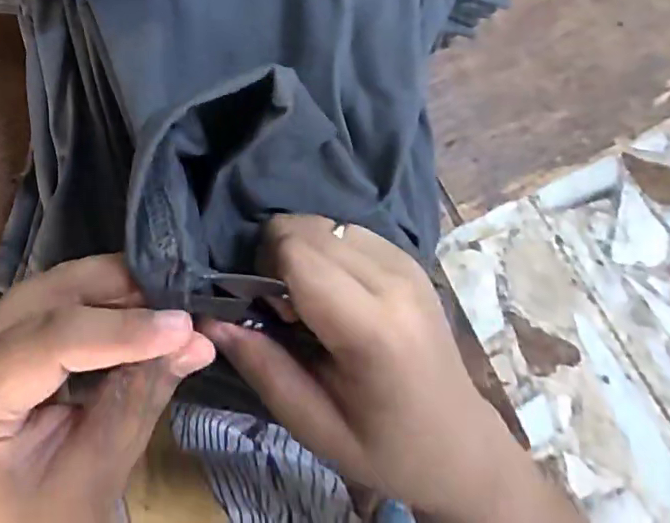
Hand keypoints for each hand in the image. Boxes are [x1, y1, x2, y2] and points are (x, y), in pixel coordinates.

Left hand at [0, 254, 215, 522]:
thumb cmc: (37, 520)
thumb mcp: (92, 474)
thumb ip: (139, 397)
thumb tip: (198, 339)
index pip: (53, 340)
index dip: (122, 327)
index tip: (183, 323)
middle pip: (55, 295)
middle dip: (125, 290)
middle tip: (185, 298)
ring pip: (61, 283)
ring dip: (118, 287)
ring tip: (172, 301)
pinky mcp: (6, 326)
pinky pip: (58, 295)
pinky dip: (104, 297)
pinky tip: (141, 306)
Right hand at [200, 215, 577, 522]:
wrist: (462, 445)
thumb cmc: (384, 447)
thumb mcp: (314, 426)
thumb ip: (261, 365)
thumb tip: (208, 317)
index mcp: (374, 330)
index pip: (298, 253)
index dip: (264, 268)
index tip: (267, 309)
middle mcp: (394, 281)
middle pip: (304, 227)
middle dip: (277, 255)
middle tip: (285, 307)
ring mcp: (405, 262)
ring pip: (321, 221)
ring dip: (300, 249)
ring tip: (310, 300)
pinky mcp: (407, 256)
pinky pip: (343, 227)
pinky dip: (324, 247)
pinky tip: (334, 289)